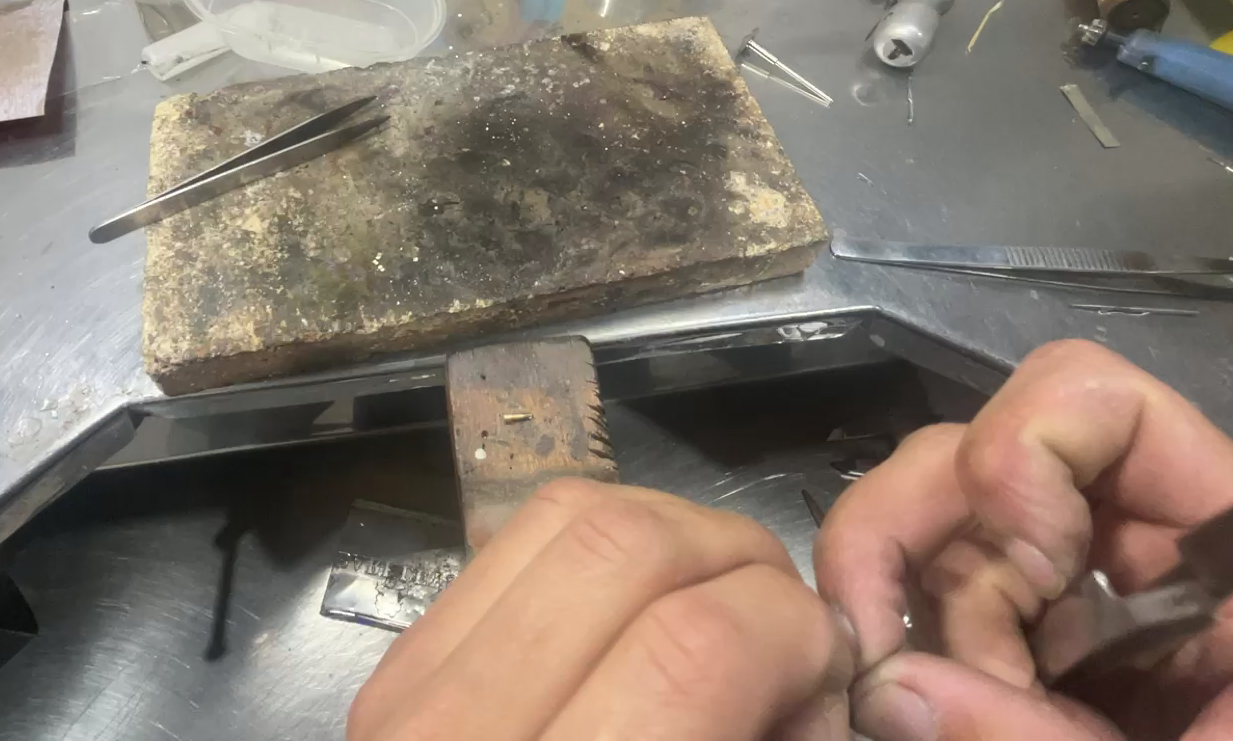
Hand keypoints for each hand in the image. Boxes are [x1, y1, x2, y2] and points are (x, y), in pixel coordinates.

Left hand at [349, 478, 853, 740]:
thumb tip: (810, 656)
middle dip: (734, 551)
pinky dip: (600, 533)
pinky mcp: (408, 649)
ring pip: (566, 514)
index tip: (824, 656)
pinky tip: (641, 579)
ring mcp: (417, 675)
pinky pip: (517, 535)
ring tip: (718, 581)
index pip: (690, 648)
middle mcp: (464, 728)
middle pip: (623, 547)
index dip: (787, 626)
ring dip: (669, 524)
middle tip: (780, 607)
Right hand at [815, 338, 1232, 739]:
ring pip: (928, 518)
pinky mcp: (1026, 620)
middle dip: (901, 538)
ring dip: (906, 606)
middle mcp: (1125, 528)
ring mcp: (1064, 571)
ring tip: (927, 701)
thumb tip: (880, 691)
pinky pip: (929, 585)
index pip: (1097, 399)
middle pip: (968, 452)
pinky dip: (907, 631)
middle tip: (871, 646)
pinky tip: (925, 694)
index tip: (1031, 575)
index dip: (1025, 451)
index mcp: (1229, 539)